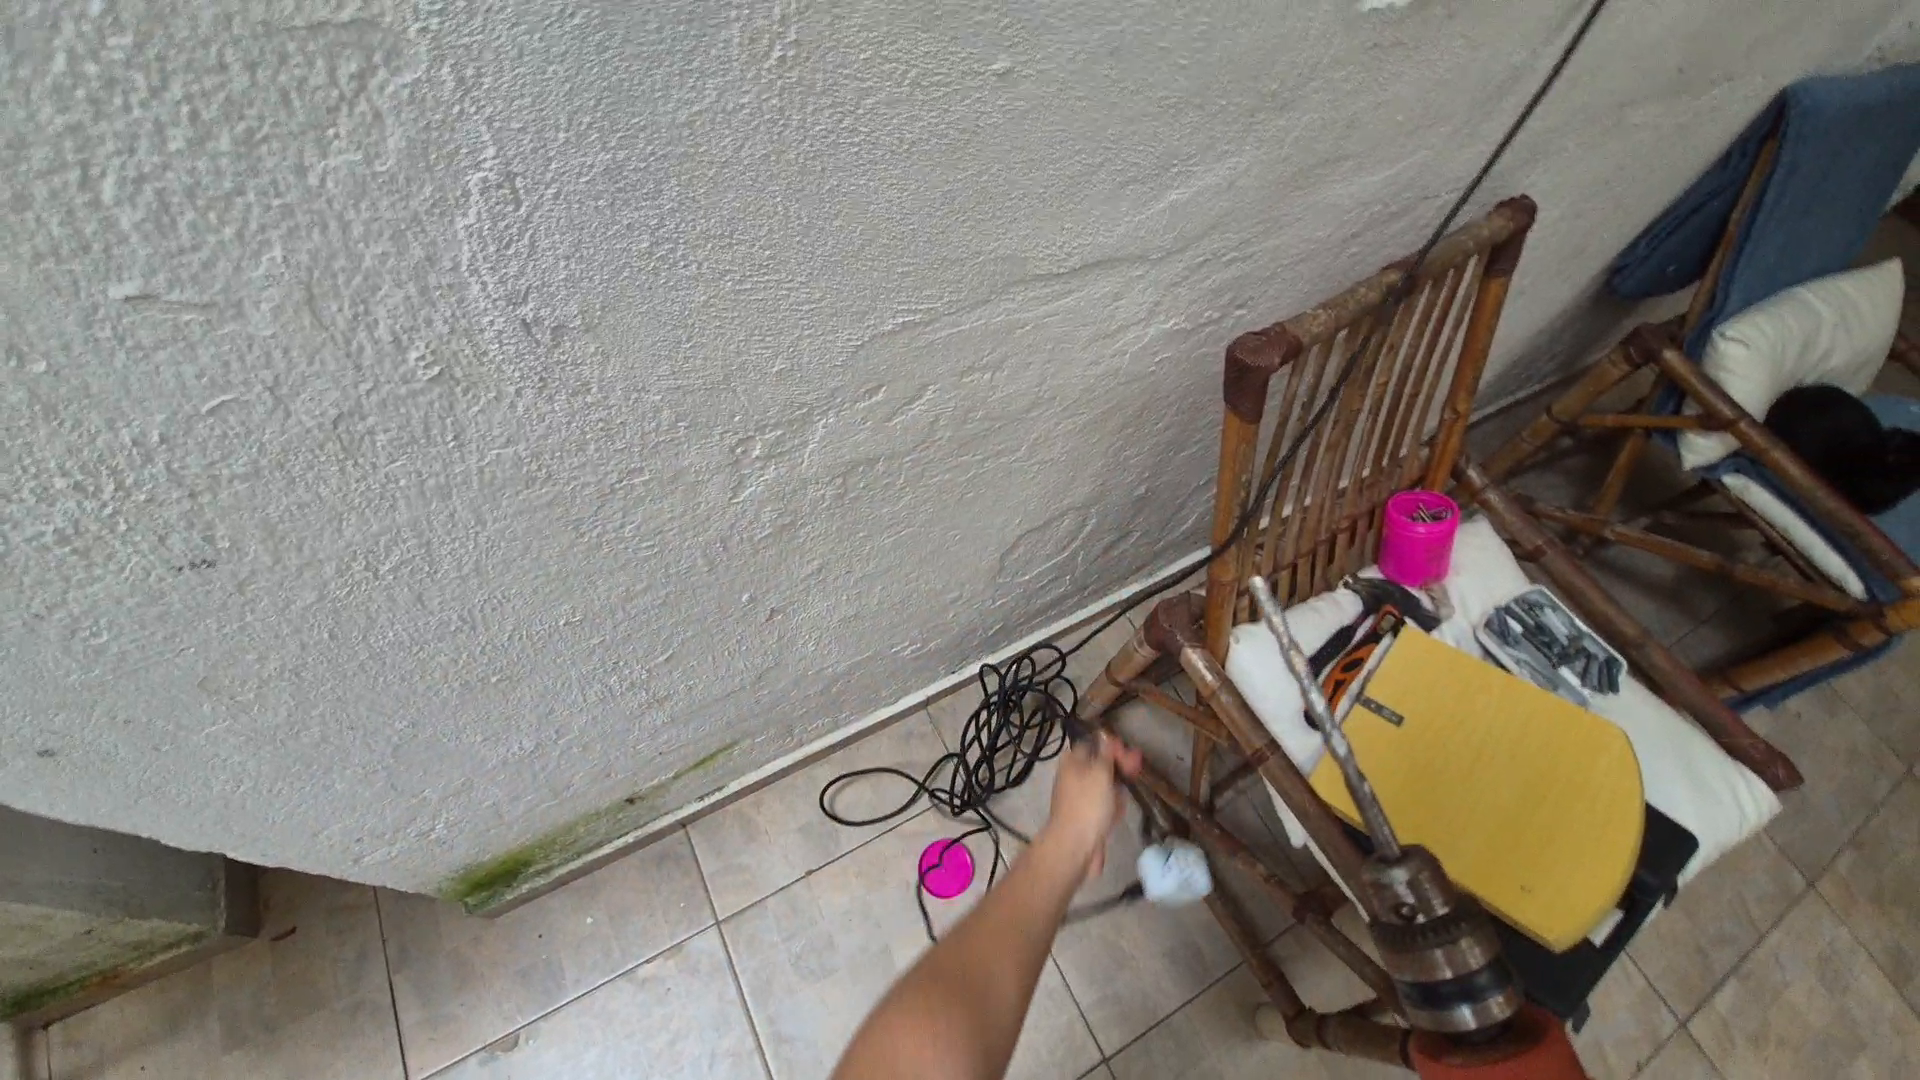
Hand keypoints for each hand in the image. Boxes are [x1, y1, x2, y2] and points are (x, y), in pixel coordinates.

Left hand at [1041, 732, 1143, 881]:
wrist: (1075, 846)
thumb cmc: (1088, 805)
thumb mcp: (1100, 772)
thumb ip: (1105, 752)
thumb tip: (1103, 731)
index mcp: (1072, 760)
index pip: (1094, 743)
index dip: (1112, 746)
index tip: (1129, 753)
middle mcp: (1074, 776)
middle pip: (1101, 765)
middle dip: (1119, 769)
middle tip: (1133, 773)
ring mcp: (1080, 797)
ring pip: (1104, 786)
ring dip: (1117, 790)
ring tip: (1121, 799)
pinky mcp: (1087, 815)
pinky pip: (1103, 805)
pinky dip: (1112, 807)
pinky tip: (1116, 813)